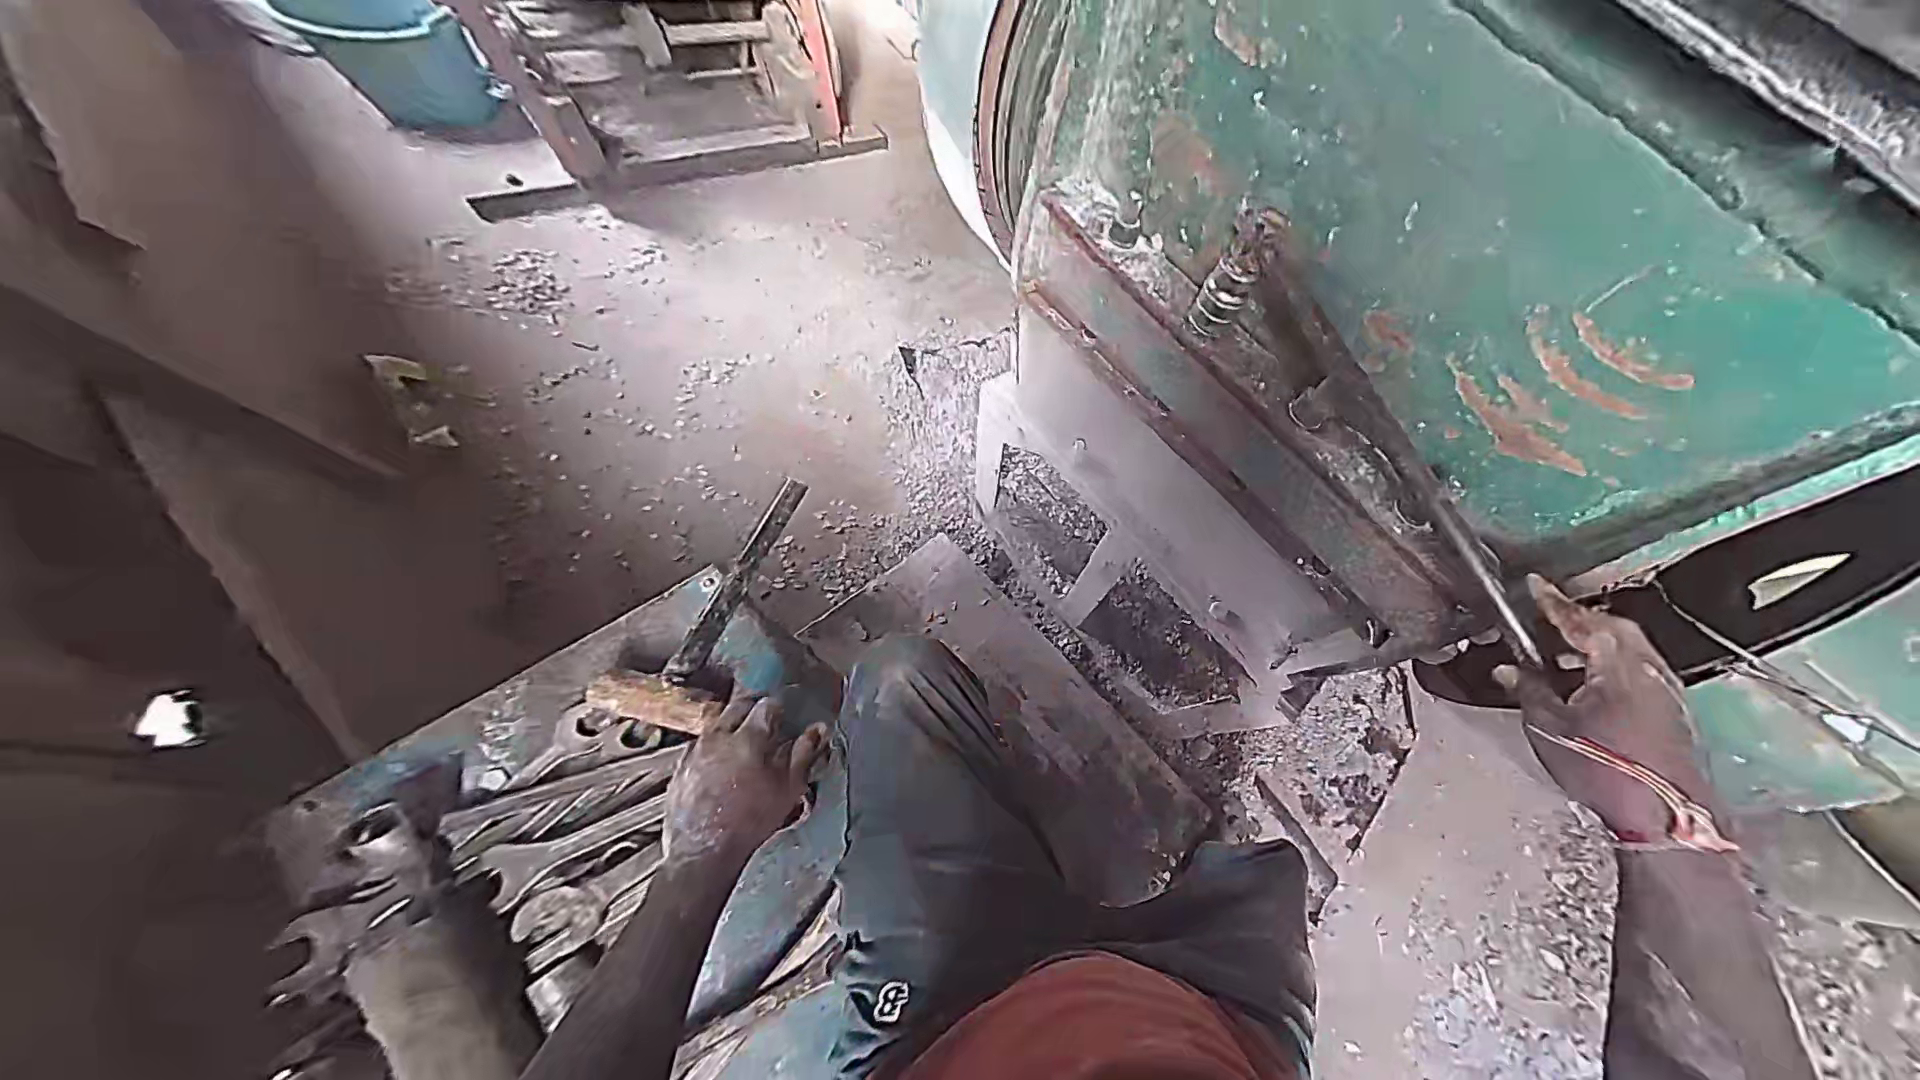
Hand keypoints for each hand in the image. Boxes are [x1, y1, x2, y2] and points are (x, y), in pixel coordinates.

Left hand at [664, 695, 826, 864]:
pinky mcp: (680, 767)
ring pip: (717, 723)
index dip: (778, 708)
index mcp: (749, 737)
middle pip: (738, 705)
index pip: (767, 706)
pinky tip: (720, 762)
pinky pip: (699, 744)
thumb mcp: (788, 788)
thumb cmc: (751, 820)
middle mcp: (719, 736)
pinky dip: (712, 746)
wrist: (703, 852)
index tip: (784, 716)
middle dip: (753, 708)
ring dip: (732, 725)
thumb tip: (818, 729)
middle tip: (764, 722)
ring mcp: (696, 750)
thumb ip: (804, 753)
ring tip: (742, 742)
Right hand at [1495, 575, 1715, 845]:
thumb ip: (1530, 690)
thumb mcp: (1549, 726)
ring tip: (1559, 646)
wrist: (1662, 820)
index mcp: (1620, 670)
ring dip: (1594, 640)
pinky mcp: (1672, 712)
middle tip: (1546, 614)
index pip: (1584, 622)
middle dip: (1580, 617)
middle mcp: (1651, 674)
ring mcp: (1668, 693)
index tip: (1534, 585)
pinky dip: (1609, 661)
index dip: (1554, 603)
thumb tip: (1510, 670)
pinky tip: (1584, 676)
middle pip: (1616, 628)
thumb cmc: (1601, 769)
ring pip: (1630, 648)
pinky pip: (1637, 669)